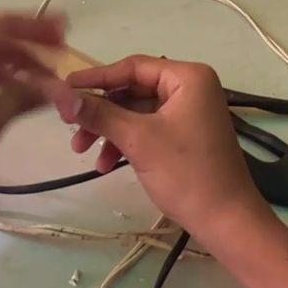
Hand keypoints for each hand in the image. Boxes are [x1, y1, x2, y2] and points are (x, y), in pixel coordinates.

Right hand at [53, 55, 273, 246]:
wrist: (227, 220)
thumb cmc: (186, 172)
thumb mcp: (138, 140)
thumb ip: (99, 114)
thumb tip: (61, 96)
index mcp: (188, 77)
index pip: (133, 67)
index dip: (96, 78)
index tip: (64, 89)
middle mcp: (190, 87)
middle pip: (133, 89)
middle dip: (101, 110)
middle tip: (70, 127)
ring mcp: (189, 112)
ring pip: (137, 112)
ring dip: (109, 130)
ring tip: (82, 152)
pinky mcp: (185, 134)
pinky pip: (148, 128)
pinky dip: (126, 142)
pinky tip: (105, 165)